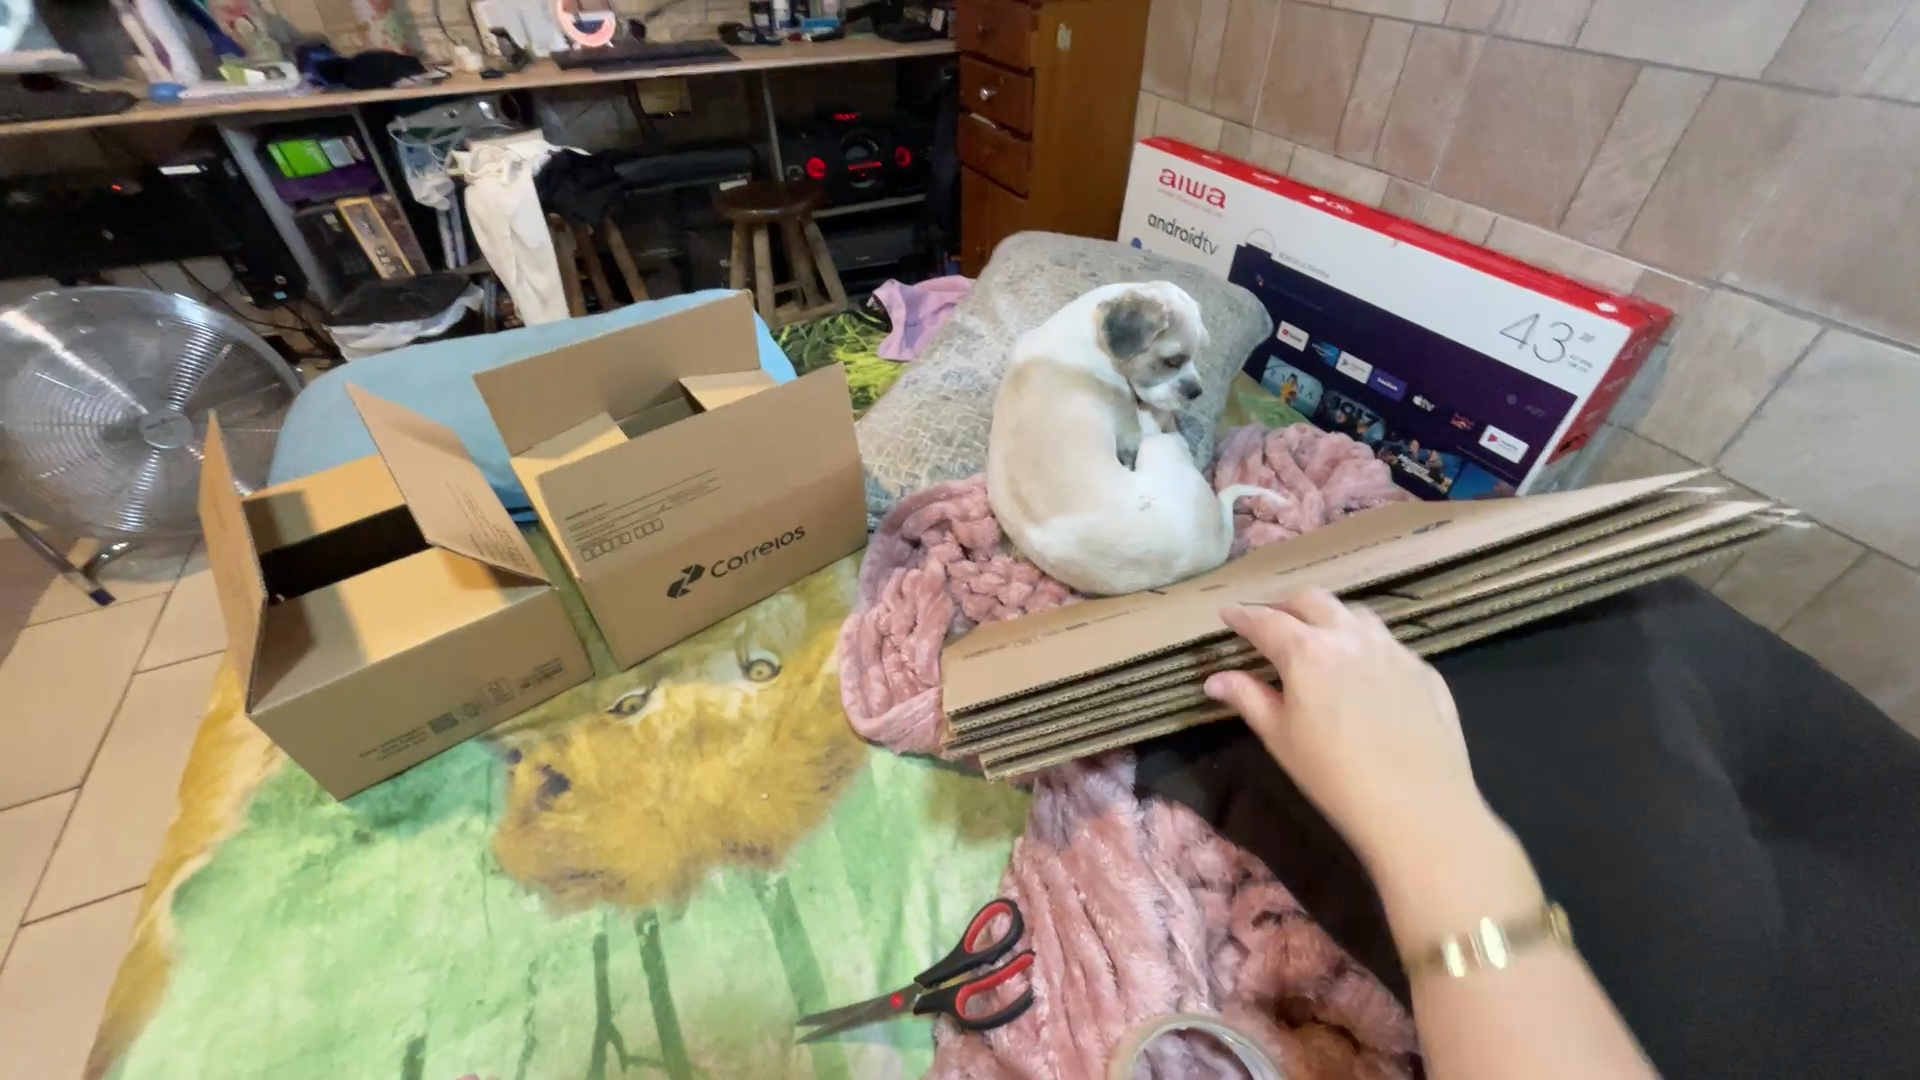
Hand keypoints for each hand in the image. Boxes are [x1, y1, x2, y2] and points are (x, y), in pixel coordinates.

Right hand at [1203, 589, 1486, 872]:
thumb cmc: (1333, 776)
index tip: (1227, 613)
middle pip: (1312, 600)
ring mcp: (1393, 651)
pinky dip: (1364, 644)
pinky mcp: (1424, 671)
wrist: (1420, 810)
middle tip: (1269, 618)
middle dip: (1284, 603)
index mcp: (1306, 652)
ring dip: (1328, 616)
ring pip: (1355, 613)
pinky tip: (1362, 671)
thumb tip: (1214, 679)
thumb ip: (1247, 698)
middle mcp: (1350, 638)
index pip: (1265, 620)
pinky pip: (1388, 644)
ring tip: (1317, 634)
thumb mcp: (1279, 737)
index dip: (1242, 615)